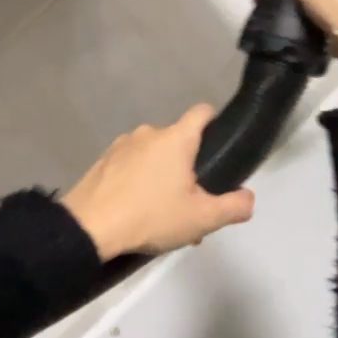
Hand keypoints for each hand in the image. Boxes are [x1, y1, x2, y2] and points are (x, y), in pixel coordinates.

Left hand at [61, 105, 255, 259]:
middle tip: (196, 204)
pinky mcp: (105, 159)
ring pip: (155, 156)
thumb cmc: (151, 215)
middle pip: (179, 143)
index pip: (202, 113)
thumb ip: (234, 206)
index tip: (223, 145)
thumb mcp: (203, 218)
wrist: (91, 224)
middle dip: (191, 169)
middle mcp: (147, 133)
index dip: (217, 122)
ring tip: (169, 216)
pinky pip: (134, 164)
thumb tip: (246, 196)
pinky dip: (143, 181)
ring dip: (166, 179)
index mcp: (174, 138)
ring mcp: (122, 144)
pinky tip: (144, 212)